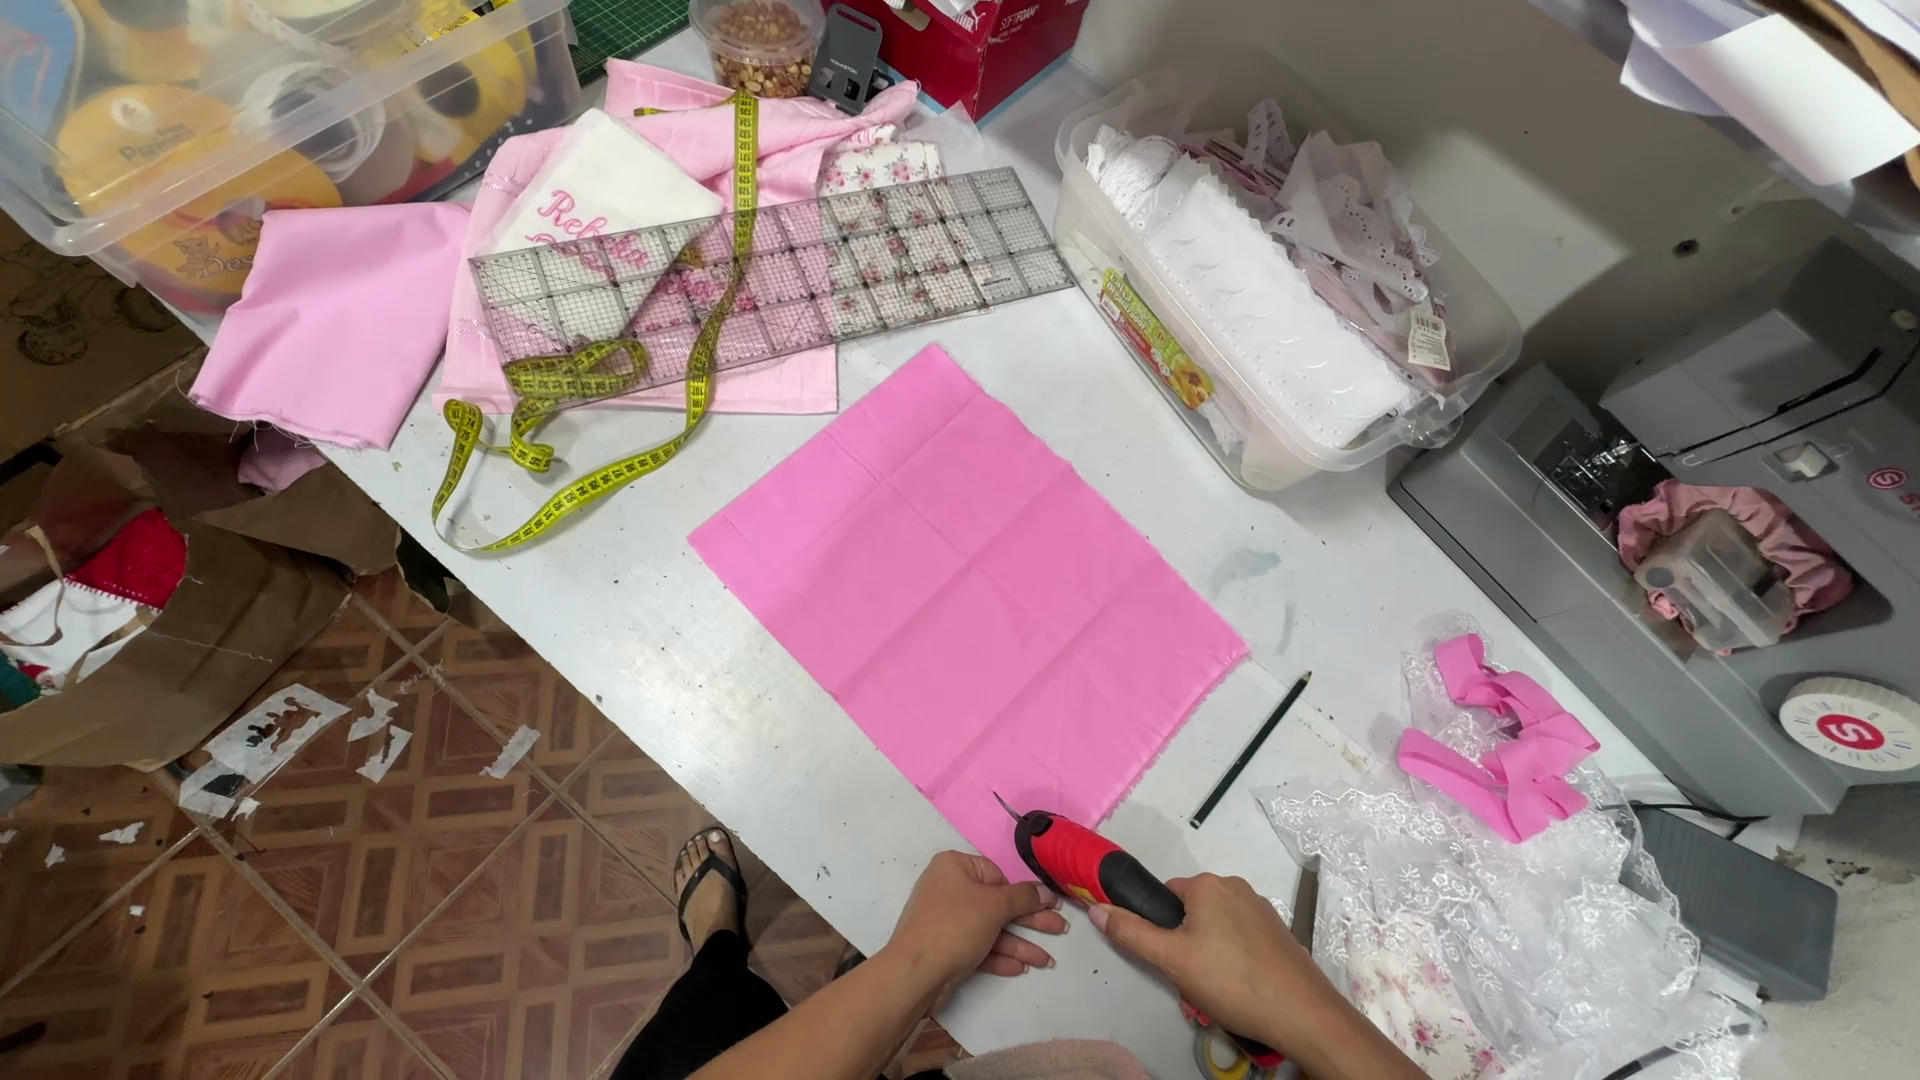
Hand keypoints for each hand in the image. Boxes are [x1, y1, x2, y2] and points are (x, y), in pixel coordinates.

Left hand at [884, 851, 1068, 995]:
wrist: (915, 972)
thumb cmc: (955, 925)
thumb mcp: (994, 906)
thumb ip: (1023, 897)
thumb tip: (1046, 891)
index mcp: (954, 866)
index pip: (996, 875)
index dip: (1019, 893)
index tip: (1044, 907)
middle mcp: (948, 888)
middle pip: (997, 904)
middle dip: (1029, 921)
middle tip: (1059, 930)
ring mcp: (946, 920)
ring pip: (991, 929)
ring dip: (1019, 944)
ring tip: (1047, 961)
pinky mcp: (946, 948)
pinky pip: (978, 947)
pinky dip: (999, 956)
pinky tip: (1021, 967)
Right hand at [1089, 873, 1335, 1051]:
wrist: (1304, 1016)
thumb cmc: (1232, 981)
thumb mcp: (1172, 960)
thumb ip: (1132, 933)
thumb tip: (1096, 908)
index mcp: (1207, 885)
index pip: (1166, 895)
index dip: (1161, 927)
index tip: (1168, 958)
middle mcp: (1234, 886)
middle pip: (1192, 913)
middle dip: (1186, 945)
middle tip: (1191, 981)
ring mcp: (1262, 909)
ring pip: (1217, 928)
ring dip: (1209, 954)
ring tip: (1216, 991)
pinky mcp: (1279, 933)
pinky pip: (1242, 939)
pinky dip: (1235, 960)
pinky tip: (1241, 989)